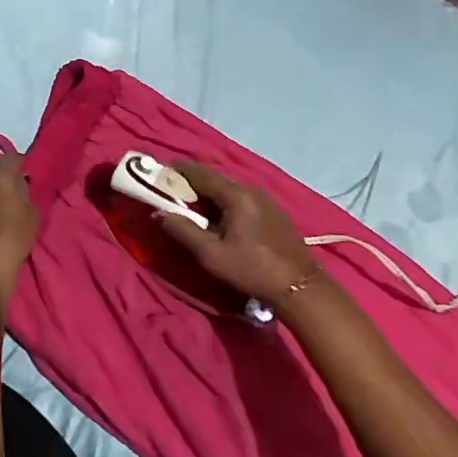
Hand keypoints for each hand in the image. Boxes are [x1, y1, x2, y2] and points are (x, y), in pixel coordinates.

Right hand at [157, 161, 315, 308]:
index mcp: (236, 195)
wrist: (299, 286)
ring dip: (208, 194)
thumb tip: (158, 213)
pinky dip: (224, 202)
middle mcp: (252, 190)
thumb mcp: (211, 254)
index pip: (201, 173)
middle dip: (191, 183)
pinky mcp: (273, 212)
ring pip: (229, 189)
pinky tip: (218, 218)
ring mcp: (266, 200)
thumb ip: (183, 230)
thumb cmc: (251, 270)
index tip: (159, 170)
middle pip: (215, 179)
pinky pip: (241, 199)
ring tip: (191, 207)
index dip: (178, 170)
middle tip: (171, 192)